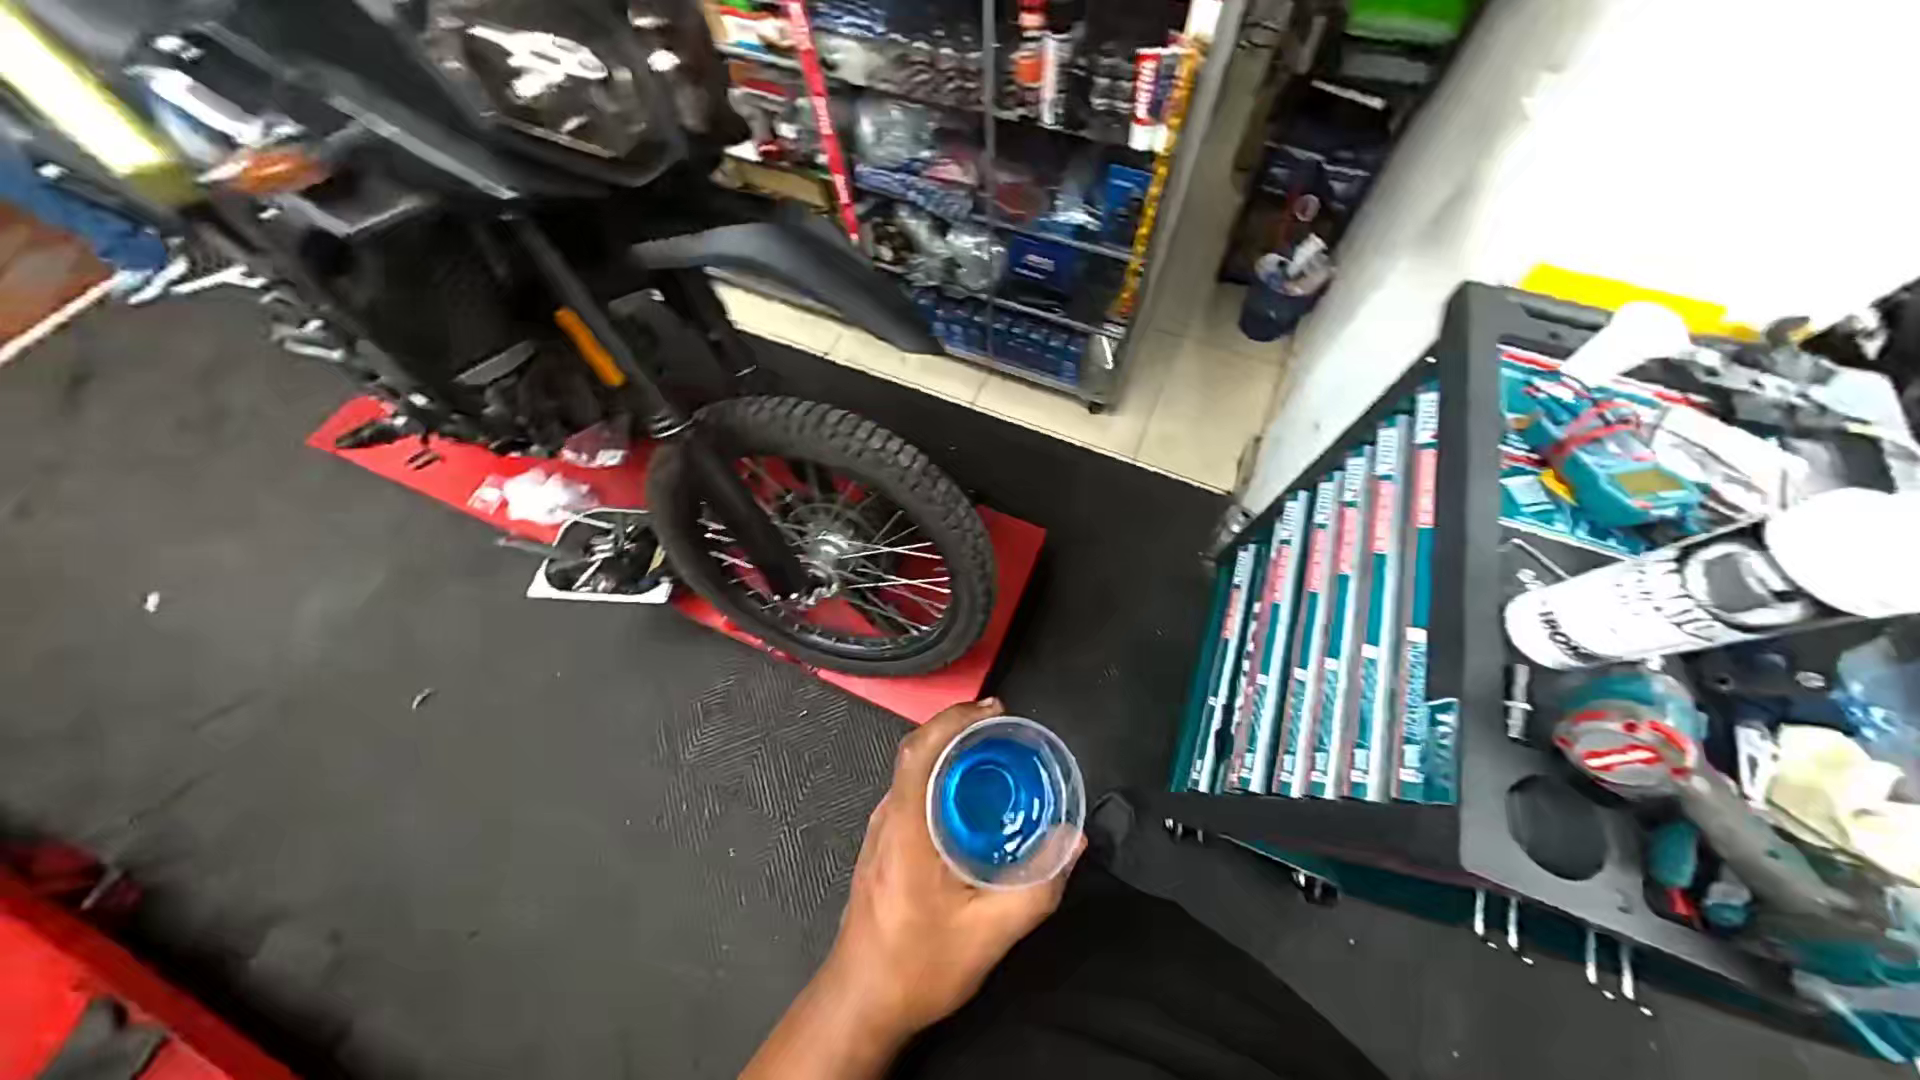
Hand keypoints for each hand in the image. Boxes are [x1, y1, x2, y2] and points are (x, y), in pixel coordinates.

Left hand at [741, 699, 1082, 1079]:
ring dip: (949, 748)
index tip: (994, 710)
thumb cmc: (919, 965)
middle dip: (959, 726)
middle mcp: (888, 817)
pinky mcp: (884, 841)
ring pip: (913, 769)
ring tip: (993, 748)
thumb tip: (1071, 840)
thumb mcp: (990, 934)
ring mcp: (881, 828)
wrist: (862, 1000)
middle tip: (1004, 725)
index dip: (955, 719)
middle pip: (917, 751)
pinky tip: (971, 791)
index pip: (920, 751)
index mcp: (906, 828)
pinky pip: (913, 790)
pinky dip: (942, 773)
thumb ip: (1036, 888)